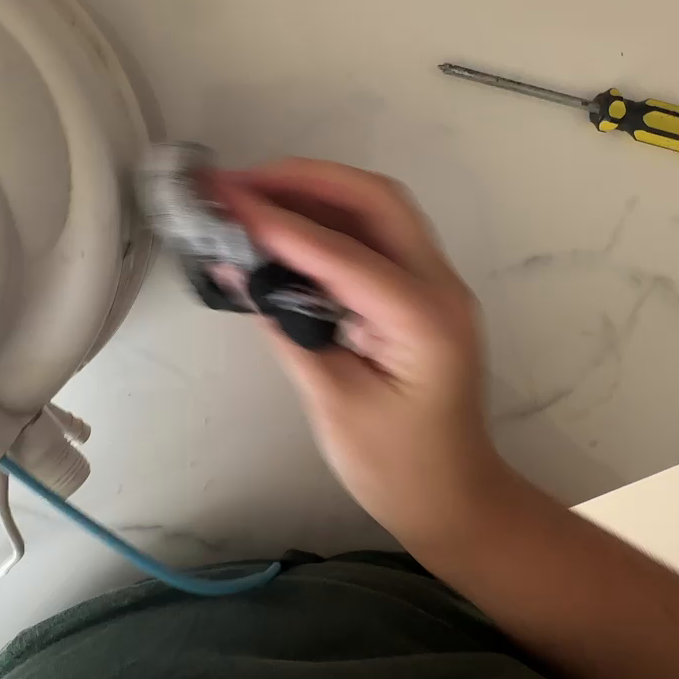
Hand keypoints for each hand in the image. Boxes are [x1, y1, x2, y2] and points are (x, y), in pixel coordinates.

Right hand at [219, 159, 518, 545]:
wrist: (453, 498)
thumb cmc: (396, 468)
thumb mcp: (333, 401)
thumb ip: (287, 327)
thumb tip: (239, 271)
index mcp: (423, 318)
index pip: (343, 252)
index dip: (280, 223)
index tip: (224, 201)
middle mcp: (441, 286)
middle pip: (377, 201)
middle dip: (306, 180)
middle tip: (240, 183)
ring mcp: (438, 286)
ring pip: (380, 211)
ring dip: (317, 193)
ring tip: (254, 194)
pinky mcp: (422, 295)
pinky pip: (378, 239)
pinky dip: (331, 223)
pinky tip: (288, 228)